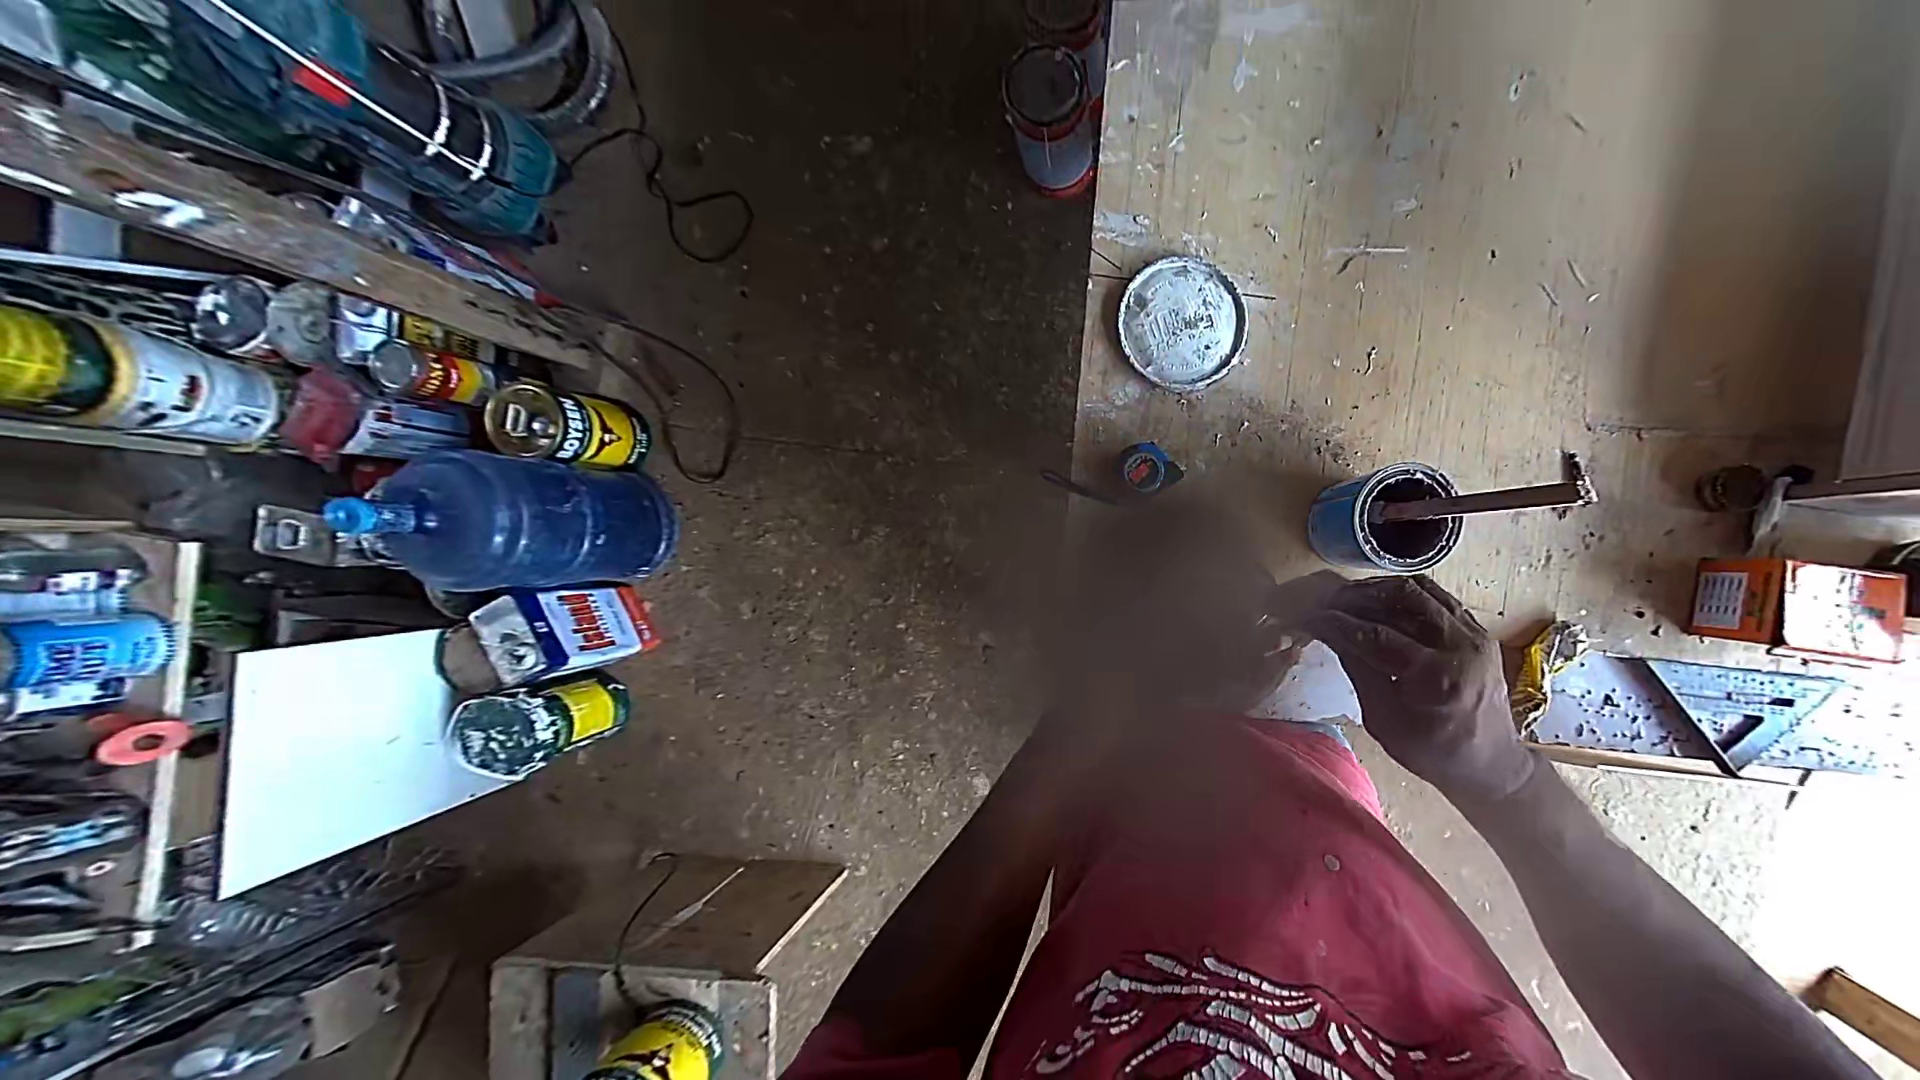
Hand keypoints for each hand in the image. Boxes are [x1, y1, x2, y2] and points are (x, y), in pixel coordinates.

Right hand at [1304, 575, 1535, 803]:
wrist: (1490, 763)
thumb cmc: (1431, 751)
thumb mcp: (1383, 718)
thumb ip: (1358, 669)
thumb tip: (1328, 633)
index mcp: (1436, 675)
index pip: (1375, 634)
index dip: (1336, 623)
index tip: (1309, 617)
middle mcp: (1460, 646)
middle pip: (1400, 599)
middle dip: (1355, 597)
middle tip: (1325, 602)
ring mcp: (1474, 635)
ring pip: (1420, 590)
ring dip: (1379, 589)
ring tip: (1349, 598)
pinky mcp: (1476, 633)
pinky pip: (1436, 598)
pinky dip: (1403, 595)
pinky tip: (1380, 603)